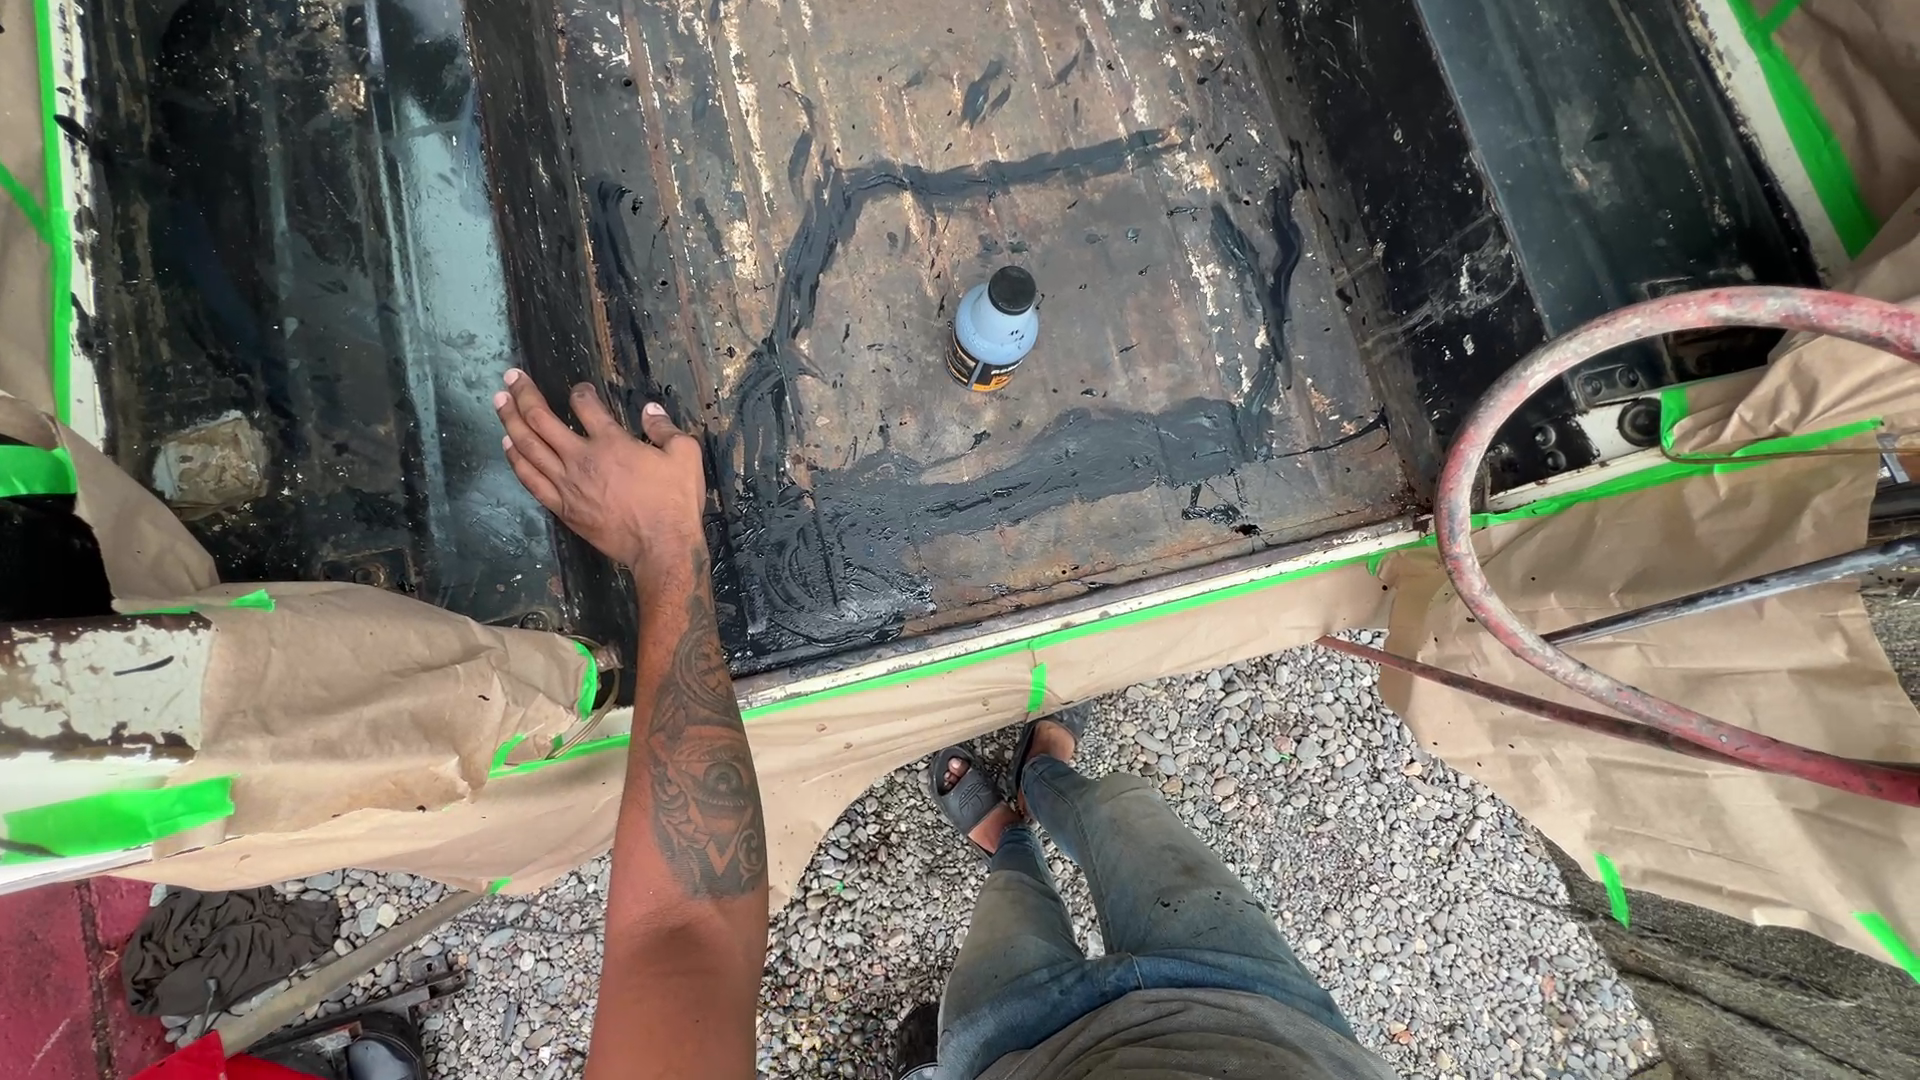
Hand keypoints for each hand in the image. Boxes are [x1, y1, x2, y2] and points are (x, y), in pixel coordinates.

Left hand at [494, 369, 705, 576]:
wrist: (662, 546)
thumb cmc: (675, 501)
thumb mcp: (685, 456)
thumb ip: (665, 428)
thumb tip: (650, 410)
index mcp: (611, 442)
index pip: (585, 406)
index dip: (580, 392)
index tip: (581, 389)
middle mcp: (581, 458)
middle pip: (541, 419)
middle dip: (524, 394)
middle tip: (512, 376)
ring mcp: (567, 484)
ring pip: (527, 446)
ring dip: (510, 420)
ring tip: (499, 401)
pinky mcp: (563, 507)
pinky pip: (530, 479)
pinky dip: (515, 459)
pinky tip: (507, 445)